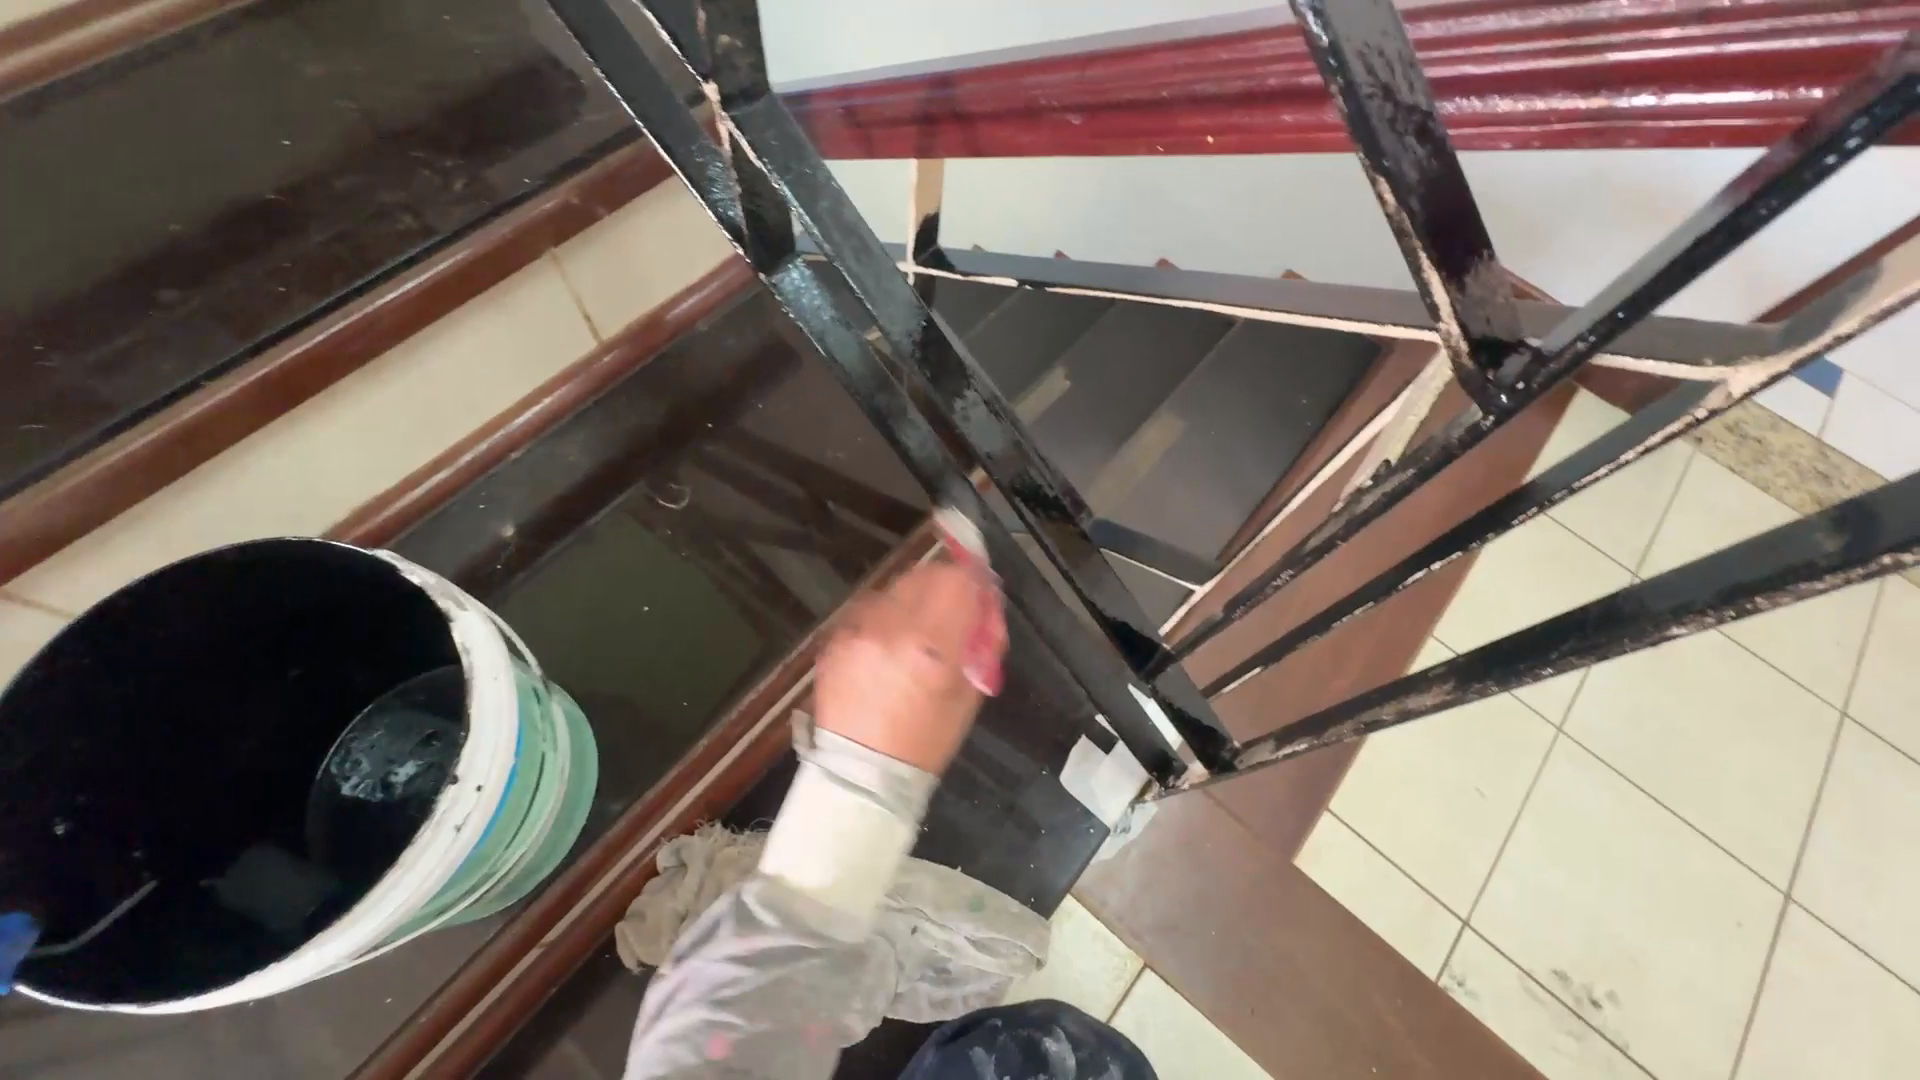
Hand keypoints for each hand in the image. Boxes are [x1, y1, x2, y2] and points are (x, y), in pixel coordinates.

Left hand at [812, 557, 1005, 774]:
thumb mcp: (971, 693)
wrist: (861, 773)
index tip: (978, 591)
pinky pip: (866, 610)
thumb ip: (981, 642)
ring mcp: (856, 630)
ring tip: (913, 633)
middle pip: (925, 574)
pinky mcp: (834, 638)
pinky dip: (882, 618)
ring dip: (910, 600)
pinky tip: (885, 647)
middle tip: (949, 610)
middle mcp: (891, 628)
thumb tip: (986, 602)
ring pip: (893, 587)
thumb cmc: (926, 740)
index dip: (973, 580)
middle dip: (942, 586)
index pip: (958, 579)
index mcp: (932, 647)